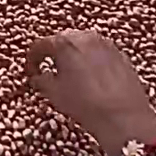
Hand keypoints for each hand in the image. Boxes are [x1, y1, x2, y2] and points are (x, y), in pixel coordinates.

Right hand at [26, 30, 155, 155]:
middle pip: (63, 41)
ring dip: (74, 56)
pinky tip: (90, 79)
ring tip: (71, 76)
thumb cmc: (86, 104)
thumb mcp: (53, 93)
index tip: (32, 70)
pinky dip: (91, 61)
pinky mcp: (121, 55)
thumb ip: (41, 79)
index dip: (33, 59)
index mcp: (64, 43)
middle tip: (49, 71)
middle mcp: (86, 37)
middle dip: (54, 54)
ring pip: (83, 45)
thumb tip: (38, 76)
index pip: (41, 45)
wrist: (123, 118)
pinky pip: (99, 54)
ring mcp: (106, 45)